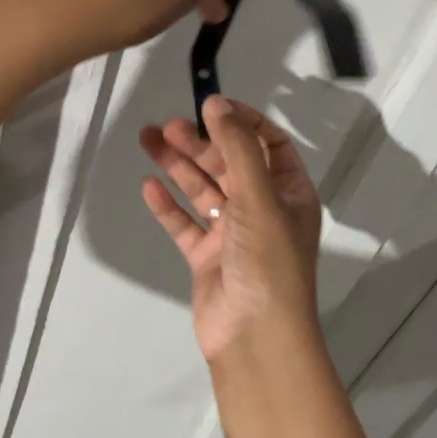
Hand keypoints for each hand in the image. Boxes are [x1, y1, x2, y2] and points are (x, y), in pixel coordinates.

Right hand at [140, 96, 323, 361]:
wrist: (256, 336)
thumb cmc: (268, 261)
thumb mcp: (259, 197)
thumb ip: (237, 147)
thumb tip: (216, 101)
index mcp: (289, 193)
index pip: (271, 144)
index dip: (243, 121)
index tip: (212, 104)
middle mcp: (263, 209)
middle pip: (229, 164)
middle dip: (200, 142)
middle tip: (166, 126)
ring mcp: (234, 235)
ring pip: (203, 191)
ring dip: (177, 166)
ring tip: (146, 140)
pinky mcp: (208, 259)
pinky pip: (186, 224)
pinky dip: (168, 206)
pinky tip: (148, 186)